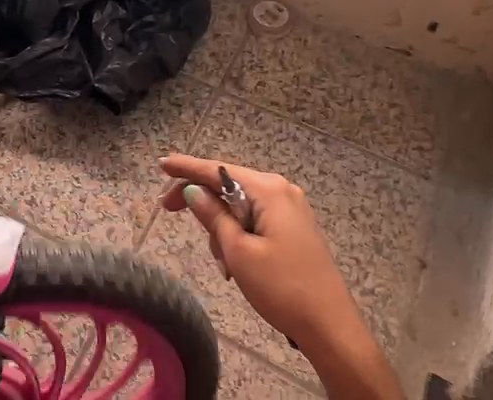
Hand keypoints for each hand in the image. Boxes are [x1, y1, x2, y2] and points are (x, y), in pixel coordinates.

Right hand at [160, 154, 402, 399]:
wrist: (331, 327)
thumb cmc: (282, 288)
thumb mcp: (239, 253)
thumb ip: (213, 217)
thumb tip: (193, 190)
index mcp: (269, 190)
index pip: (218, 170)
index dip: (187, 168)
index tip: (161, 164)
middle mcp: (281, 190)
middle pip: (229, 185)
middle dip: (202, 202)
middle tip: (168, 210)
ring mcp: (291, 209)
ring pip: (241, 206)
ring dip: (223, 228)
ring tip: (224, 264)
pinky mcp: (295, 228)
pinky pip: (256, 219)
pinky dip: (240, 234)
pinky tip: (235, 263)